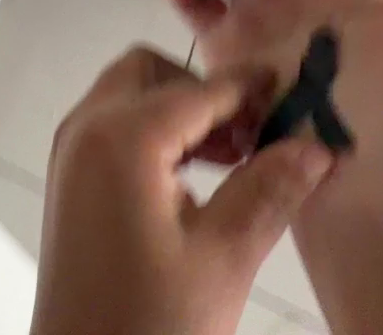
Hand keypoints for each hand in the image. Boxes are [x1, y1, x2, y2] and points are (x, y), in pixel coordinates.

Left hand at [32, 46, 333, 334]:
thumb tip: (315, 145)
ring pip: (127, 95)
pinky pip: (112, 124)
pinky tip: (193, 178)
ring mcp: (70, 149)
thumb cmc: (153, 320)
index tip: (288, 87)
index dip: (244, 86)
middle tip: (252, 134)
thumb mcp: (222, 258)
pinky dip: (152, 131)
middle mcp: (86, 127)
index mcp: (121, 137)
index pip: (194, 89)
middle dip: (201, 90)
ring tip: (233, 158)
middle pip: (147, 72)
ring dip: (177, 110)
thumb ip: (267, 190)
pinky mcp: (68, 174)